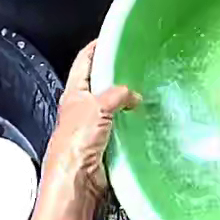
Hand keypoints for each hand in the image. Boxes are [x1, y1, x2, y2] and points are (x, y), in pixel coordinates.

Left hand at [45, 41, 139, 203]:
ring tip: (145, 87)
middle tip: (136, 63)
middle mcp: (81, 106)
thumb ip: (118, 94)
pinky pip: (121, 124)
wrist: (77, 180)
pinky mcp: (105, 142)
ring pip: (112, 104)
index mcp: (73, 93)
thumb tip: (134, 95)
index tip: (112, 38)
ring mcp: (93, 125)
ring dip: (126, 98)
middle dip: (116, 73)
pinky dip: (131, 119)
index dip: (96, 48)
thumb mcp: (98, 106)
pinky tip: (143, 116)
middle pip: (100, 82)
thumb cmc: (78, 141)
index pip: (84, 61)